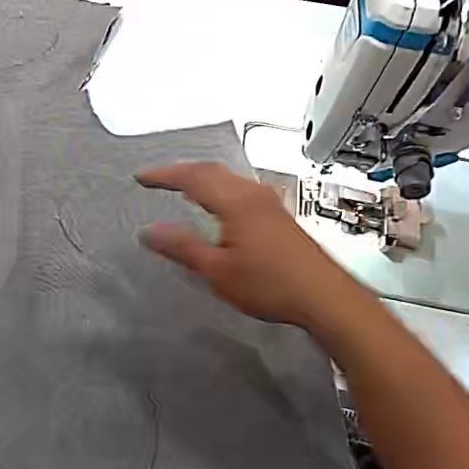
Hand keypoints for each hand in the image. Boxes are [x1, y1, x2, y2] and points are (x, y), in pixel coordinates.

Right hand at [136, 162, 364, 327]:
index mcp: (236, 202)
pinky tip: (220, 204)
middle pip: (212, 170)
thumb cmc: (273, 285)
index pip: (192, 177)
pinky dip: (220, 188)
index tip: (142, 178)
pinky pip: (242, 188)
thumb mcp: (217, 270)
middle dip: (182, 171)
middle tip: (159, 178)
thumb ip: (182, 247)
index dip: (164, 175)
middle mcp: (254, 195)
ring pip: (229, 178)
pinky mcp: (279, 215)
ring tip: (184, 186)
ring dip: (203, 178)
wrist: (325, 298)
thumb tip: (149, 231)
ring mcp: (270, 203)